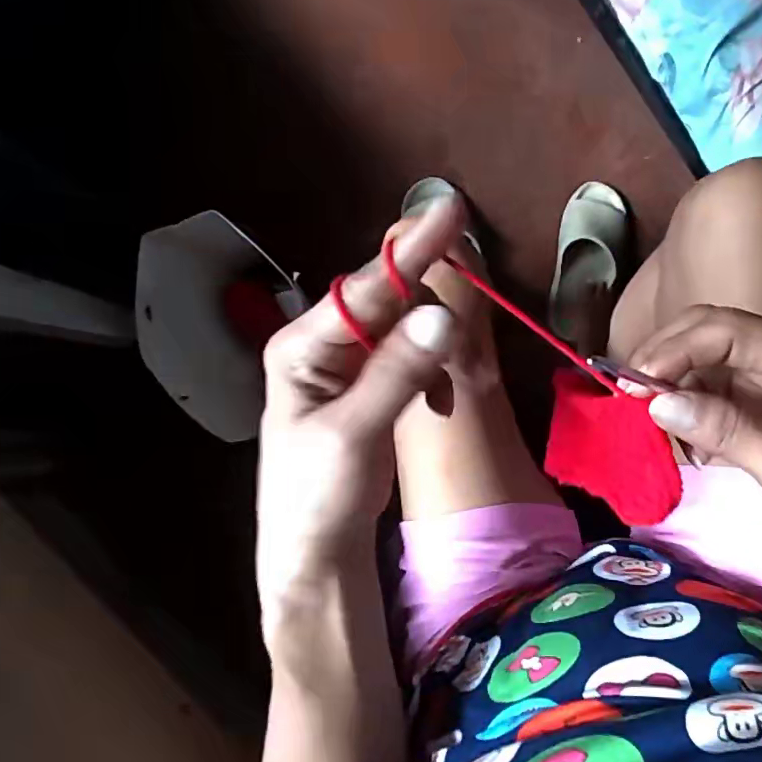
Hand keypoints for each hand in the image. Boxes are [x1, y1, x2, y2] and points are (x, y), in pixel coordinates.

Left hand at [256, 199, 463, 596]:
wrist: (317, 551)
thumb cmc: (318, 495)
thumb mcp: (354, 432)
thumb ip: (397, 372)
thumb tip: (444, 315)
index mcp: (301, 347)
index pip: (364, 289)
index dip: (409, 252)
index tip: (450, 211)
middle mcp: (322, 346)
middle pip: (384, 300)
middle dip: (425, 299)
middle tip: (460, 294)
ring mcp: (347, 367)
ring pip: (402, 328)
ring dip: (432, 343)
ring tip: (444, 387)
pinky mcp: (370, 389)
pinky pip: (408, 358)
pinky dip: (431, 369)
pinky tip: (439, 398)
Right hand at [631, 305, 761, 562]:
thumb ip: (726, 433)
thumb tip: (656, 403)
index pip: (732, 331)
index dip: (676, 349)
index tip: (634, 385)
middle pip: (712, 331)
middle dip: (664, 358)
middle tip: (628, 396)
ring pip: (703, 356)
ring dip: (669, 383)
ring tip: (649, 420)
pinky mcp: (760, 393)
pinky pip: (707, 383)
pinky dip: (683, 404)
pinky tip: (678, 434)